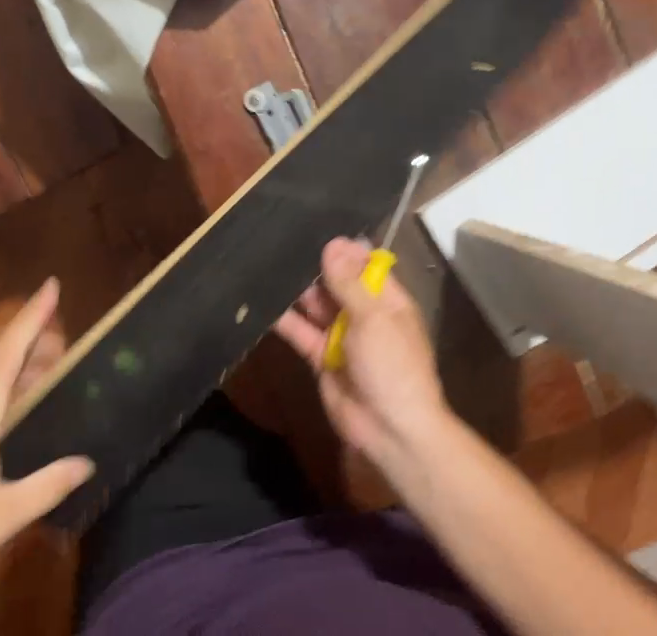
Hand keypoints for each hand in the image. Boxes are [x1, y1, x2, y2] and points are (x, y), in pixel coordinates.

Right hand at [274, 238, 450, 468]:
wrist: (390, 430)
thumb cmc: (392, 366)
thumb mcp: (374, 318)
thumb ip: (349, 282)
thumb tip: (334, 243)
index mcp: (388, 302)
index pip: (366, 266)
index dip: (343, 250)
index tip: (313, 227)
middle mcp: (365, 315)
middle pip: (337, 284)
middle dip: (315, 268)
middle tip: (282, 242)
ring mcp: (342, 337)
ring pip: (317, 307)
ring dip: (298, 291)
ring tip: (268, 264)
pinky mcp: (321, 358)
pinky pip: (302, 333)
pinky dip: (286, 320)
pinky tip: (264, 302)